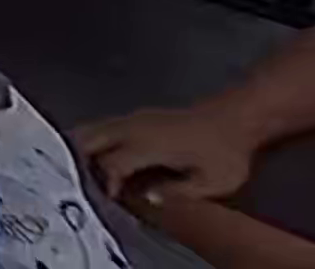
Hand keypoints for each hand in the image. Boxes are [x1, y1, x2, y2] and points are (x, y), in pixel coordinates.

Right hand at [75, 105, 260, 203]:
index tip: (112, 197)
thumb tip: (149, 198)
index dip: (108, 181)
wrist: (226, 122)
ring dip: (89, 148)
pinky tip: (111, 155)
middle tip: (98, 181)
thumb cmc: (223, 156)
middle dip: (88, 161)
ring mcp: (126, 119)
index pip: (111, 163)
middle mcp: (127, 129)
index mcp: (144, 146)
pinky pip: (101, 125)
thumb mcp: (214, 183)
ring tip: (100, 169)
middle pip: (89, 140)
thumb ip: (180, 192)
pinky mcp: (130, 116)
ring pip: (90, 129)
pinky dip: (97, 140)